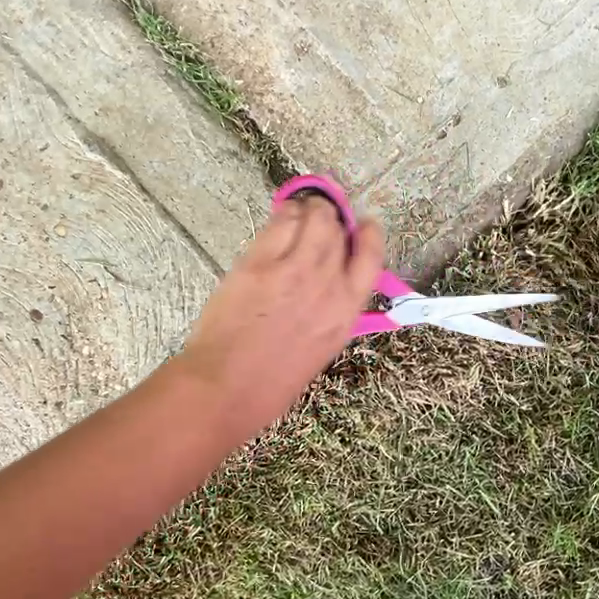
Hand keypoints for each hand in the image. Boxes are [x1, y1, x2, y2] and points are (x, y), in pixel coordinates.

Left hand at [171, 194, 384, 438]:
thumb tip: (329, 283)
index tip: (361, 227)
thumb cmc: (272, 382)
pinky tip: (279, 221)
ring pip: (314, 217)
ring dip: (310, 210)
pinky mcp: (259, 263)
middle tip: (317, 221)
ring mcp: (293, 271)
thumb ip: (330, 312)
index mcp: (346, 313)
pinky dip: (284, 215)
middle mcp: (327, 286)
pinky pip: (280, 222)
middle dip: (332, 220)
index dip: (368, 234)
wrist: (226, 387)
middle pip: (340, 232)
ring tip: (299, 215)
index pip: (371, 257)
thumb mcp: (321, 349)